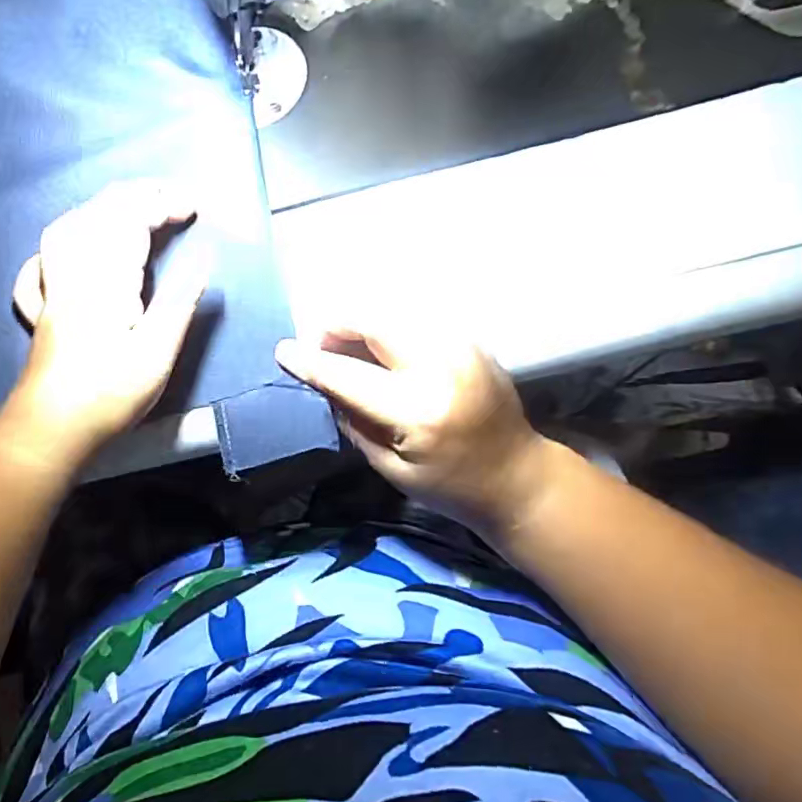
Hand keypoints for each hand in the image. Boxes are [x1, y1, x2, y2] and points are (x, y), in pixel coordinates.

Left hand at [1, 181, 210, 470]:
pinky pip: (39, 267)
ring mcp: (52, 289)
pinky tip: (65, 250)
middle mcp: (74, 272)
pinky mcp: (42, 311)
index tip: (193, 209)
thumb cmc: (109, 393)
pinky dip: (55, 249)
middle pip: (98, 213)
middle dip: (136, 196)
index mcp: (106, 277)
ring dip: (99, 210)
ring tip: (127, 208)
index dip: (163, 204)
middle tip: (171, 198)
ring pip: (67, 229)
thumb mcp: (157, 352)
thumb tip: (204, 261)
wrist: (52, 428)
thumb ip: (180, 302)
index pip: (131, 219)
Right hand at [275, 323, 556, 534]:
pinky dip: (392, 331)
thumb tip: (324, 385)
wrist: (518, 478)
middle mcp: (442, 368)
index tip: (283, 351)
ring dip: (365, 326)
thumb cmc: (450, 486)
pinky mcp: (473, 343)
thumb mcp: (391, 468)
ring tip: (350, 350)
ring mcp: (463, 348)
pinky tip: (385, 352)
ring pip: (396, 315)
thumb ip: (355, 422)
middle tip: (321, 348)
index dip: (311, 362)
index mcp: (418, 411)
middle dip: (338, 328)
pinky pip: (419, 323)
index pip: (350, 376)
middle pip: (375, 324)